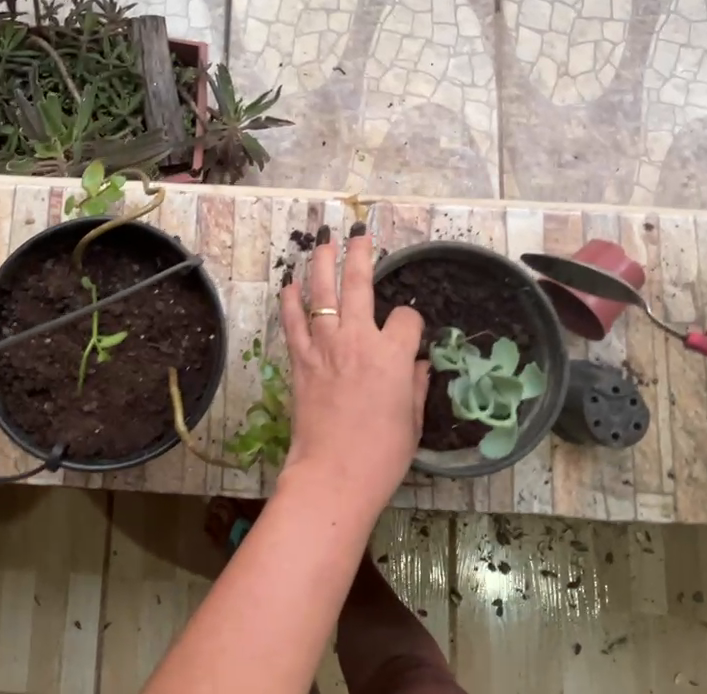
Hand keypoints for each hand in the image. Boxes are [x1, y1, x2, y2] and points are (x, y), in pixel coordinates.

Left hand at [278, 228, 428, 512]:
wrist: (333, 473)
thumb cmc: (382, 453)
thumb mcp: (412, 420)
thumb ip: (415, 384)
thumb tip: (417, 364)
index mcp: (393, 355)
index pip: (408, 318)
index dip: (412, 322)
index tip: (411, 332)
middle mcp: (358, 340)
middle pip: (359, 284)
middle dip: (359, 255)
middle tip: (357, 233)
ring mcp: (325, 346)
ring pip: (321, 293)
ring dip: (321, 263)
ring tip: (322, 242)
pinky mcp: (300, 359)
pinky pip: (292, 321)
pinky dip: (290, 301)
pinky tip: (290, 284)